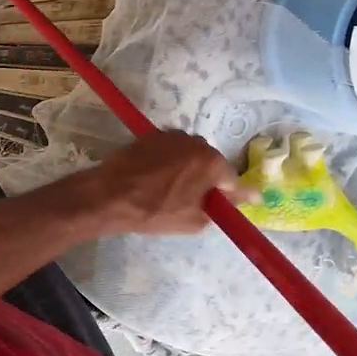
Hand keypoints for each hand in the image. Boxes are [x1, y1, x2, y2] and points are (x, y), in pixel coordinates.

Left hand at [70, 132, 249, 235]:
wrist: (110, 195)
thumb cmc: (155, 210)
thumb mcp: (195, 219)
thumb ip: (222, 207)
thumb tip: (241, 199)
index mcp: (211, 161)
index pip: (232, 179)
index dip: (235, 194)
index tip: (247, 201)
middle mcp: (195, 142)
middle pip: (210, 163)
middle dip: (208, 179)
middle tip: (197, 200)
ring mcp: (171, 136)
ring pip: (189, 155)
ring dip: (187, 169)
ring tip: (172, 190)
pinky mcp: (150, 136)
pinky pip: (170, 151)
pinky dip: (169, 162)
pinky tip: (157, 178)